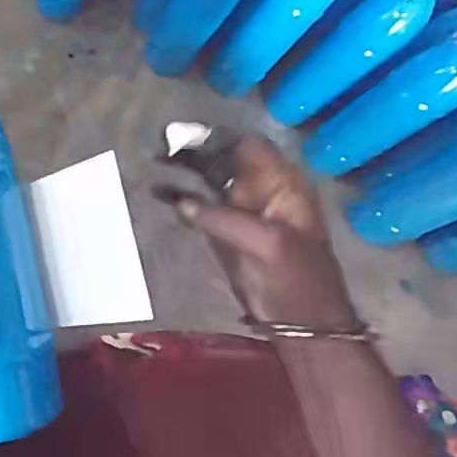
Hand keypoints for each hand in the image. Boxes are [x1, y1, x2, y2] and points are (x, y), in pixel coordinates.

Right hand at [161, 133, 359, 330]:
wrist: (301, 322)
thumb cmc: (297, 279)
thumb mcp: (268, 244)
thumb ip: (225, 220)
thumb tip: (182, 202)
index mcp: (283, 185)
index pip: (250, 148)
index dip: (219, 138)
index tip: (186, 134)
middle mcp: (261, 190)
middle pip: (225, 159)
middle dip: (195, 149)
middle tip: (161, 143)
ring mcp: (241, 210)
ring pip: (210, 179)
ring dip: (185, 169)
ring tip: (155, 160)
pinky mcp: (224, 231)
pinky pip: (200, 207)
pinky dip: (180, 197)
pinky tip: (158, 191)